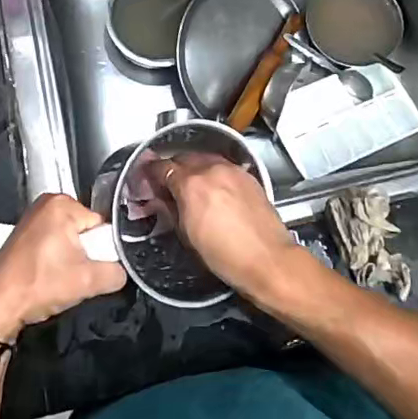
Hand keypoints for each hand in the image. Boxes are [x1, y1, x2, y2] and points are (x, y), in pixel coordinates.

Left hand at [0, 192, 124, 340]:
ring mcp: (32, 217)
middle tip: (76, 274)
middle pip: (86, 230)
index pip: (101, 224)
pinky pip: (54, 243)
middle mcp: (46, 203)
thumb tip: (122, 272)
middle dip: (86, 253)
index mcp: (62, 204)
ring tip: (61, 276)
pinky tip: (49, 275)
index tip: (91, 267)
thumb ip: (116, 272)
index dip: (103, 249)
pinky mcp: (24, 234)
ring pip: (70, 238)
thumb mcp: (89, 281)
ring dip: (71, 258)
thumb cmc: (37, 285)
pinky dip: (56, 258)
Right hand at [164, 152, 299, 296]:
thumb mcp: (188, 236)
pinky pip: (224, 166)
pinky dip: (214, 172)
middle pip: (184, 158)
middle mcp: (212, 170)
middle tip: (167, 183)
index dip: (152, 172)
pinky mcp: (248, 177)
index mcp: (191, 184)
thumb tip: (163, 200)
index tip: (148, 178)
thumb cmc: (230, 256)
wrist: (269, 260)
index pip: (163, 168)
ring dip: (194, 168)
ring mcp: (232, 171)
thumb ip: (171, 210)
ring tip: (190, 185)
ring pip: (205, 159)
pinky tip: (213, 188)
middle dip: (173, 168)